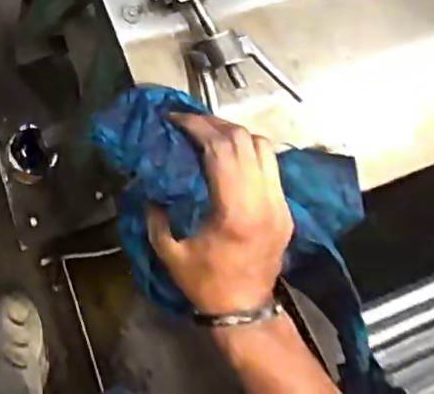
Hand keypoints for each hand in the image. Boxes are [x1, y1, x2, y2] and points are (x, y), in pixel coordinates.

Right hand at [147, 113, 293, 314]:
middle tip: (188, 121)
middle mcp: (262, 201)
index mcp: (234, 210)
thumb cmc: (206, 283)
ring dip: (233, 132)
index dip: (196, 126)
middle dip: (212, 122)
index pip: (220, 147)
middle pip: (242, 139)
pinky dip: (248, 149)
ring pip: (261, 145)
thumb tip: (148, 181)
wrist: (247, 314)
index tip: (175, 119)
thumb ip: (156, 212)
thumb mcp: (169, 250)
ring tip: (209, 132)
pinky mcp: (285, 208)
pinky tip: (228, 153)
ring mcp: (278, 203)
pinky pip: (270, 162)